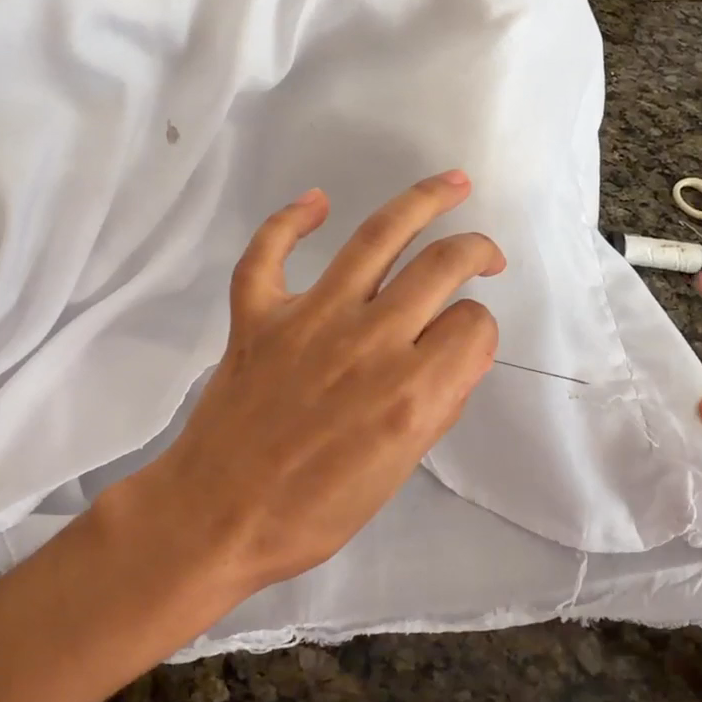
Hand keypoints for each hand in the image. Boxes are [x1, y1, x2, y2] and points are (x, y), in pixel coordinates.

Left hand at [104, 171, 505, 596]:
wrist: (216, 518)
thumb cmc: (313, 512)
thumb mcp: (398, 473)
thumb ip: (437, 405)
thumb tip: (461, 350)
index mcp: (410, 392)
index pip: (474, 325)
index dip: (480, 329)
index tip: (468, 339)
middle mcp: (368, 341)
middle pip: (442, 265)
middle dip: (476, 250)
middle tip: (485, 254)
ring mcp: (309, 318)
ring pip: (377, 237)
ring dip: (422, 201)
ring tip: (451, 184)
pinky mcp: (257, 313)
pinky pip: (270, 250)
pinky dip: (290, 219)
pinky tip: (317, 201)